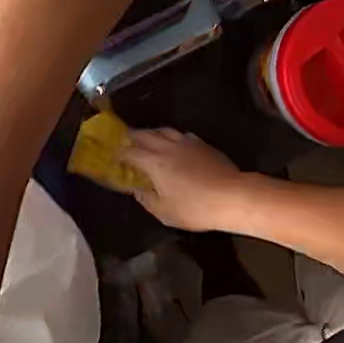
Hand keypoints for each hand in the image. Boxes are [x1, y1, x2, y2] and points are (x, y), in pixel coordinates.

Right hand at [121, 129, 248, 232]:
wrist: (233, 196)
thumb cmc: (196, 207)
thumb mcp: (165, 212)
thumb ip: (147, 199)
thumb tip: (137, 190)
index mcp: (155, 162)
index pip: (130, 152)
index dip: (118, 152)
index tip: (110, 153)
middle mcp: (169, 147)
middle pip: (145, 134)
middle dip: (132, 136)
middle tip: (123, 139)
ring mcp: (188, 143)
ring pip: (164, 130)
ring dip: (152, 132)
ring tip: (146, 137)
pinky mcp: (203, 144)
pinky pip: (182, 135)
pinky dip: (172, 136)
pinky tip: (174, 143)